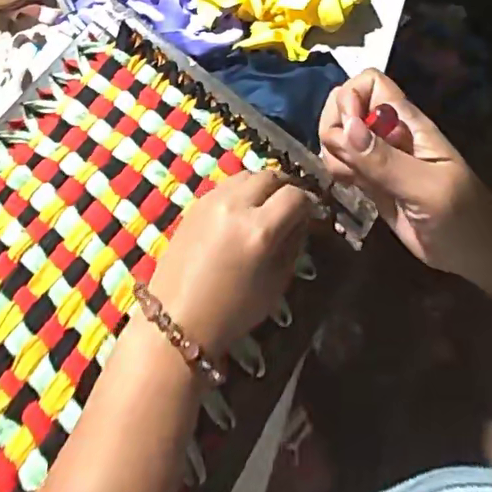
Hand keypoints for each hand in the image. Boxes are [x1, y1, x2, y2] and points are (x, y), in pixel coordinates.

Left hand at [146, 170, 313, 356]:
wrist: (178, 316)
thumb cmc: (233, 310)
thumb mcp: (276, 283)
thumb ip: (292, 244)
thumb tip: (300, 221)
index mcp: (259, 230)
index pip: (295, 196)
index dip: (309, 203)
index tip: (312, 213)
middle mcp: (235, 205)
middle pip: (270, 176)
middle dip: (287, 187)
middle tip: (292, 204)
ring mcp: (212, 200)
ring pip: (246, 174)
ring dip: (262, 185)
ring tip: (267, 204)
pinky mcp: (196, 203)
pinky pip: (226, 185)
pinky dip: (241, 190)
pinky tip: (242, 210)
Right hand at [317, 71, 491, 300]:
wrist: (478, 257)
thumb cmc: (464, 218)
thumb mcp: (428, 190)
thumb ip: (385, 161)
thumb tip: (346, 128)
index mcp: (407, 121)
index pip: (369, 82)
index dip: (351, 98)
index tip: (349, 130)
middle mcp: (388, 131)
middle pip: (344, 104)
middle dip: (334, 127)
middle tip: (345, 159)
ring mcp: (378, 156)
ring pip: (338, 133)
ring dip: (332, 152)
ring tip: (349, 179)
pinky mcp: (370, 180)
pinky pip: (341, 161)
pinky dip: (336, 170)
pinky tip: (350, 188)